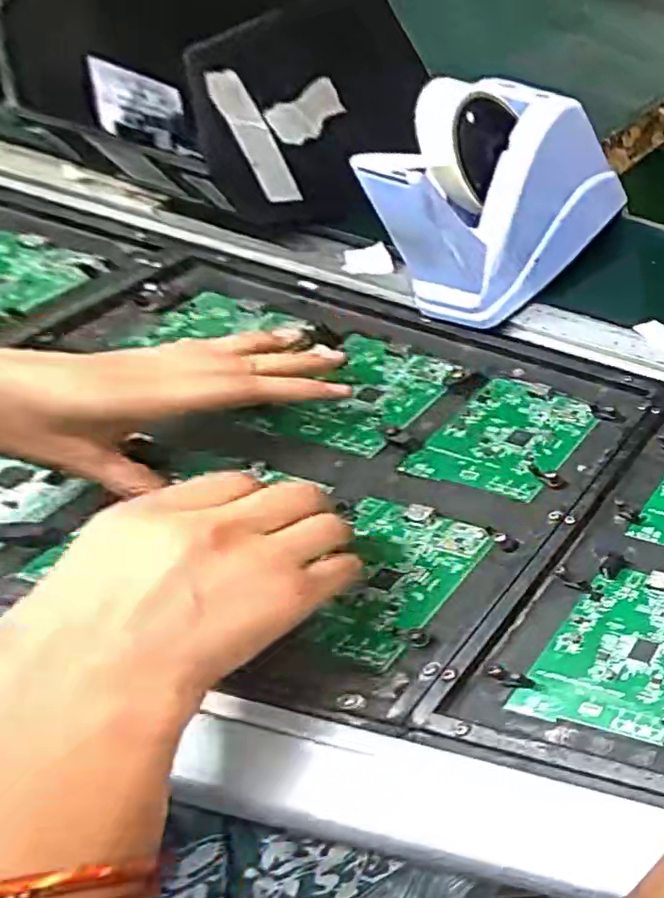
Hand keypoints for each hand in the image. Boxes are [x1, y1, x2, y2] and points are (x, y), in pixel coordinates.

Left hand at [0, 332, 348, 495]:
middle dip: (296, 360)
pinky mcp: (135, 359)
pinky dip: (232, 343)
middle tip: (339, 357)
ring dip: (269, 344)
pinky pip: (199, 347)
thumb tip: (180, 502)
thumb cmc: (16, 418)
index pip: (246, 387)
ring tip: (306, 339)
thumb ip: (135, 479)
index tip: (339, 389)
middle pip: (244, 361)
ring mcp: (149, 361)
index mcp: (160, 394)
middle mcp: (162, 371)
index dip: (297, 388)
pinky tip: (243, 343)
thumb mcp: (78, 458)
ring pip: (224, 349)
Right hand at [0, 471, 362, 724]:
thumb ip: (171, 525)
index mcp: (159, 513)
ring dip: (333, 539)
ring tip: (322, 552)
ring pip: (332, 525)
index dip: (259, 497)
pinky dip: (345, 572)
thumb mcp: (111, 549)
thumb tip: (220, 517)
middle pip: (299, 494)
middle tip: (307, 526)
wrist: (102, 673)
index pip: (240, 481)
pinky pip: (347, 566)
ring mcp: (263, 559)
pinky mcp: (296, 592)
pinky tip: (329, 580)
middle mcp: (217, 529)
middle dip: (308, 510)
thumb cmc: (91, 628)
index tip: (268, 510)